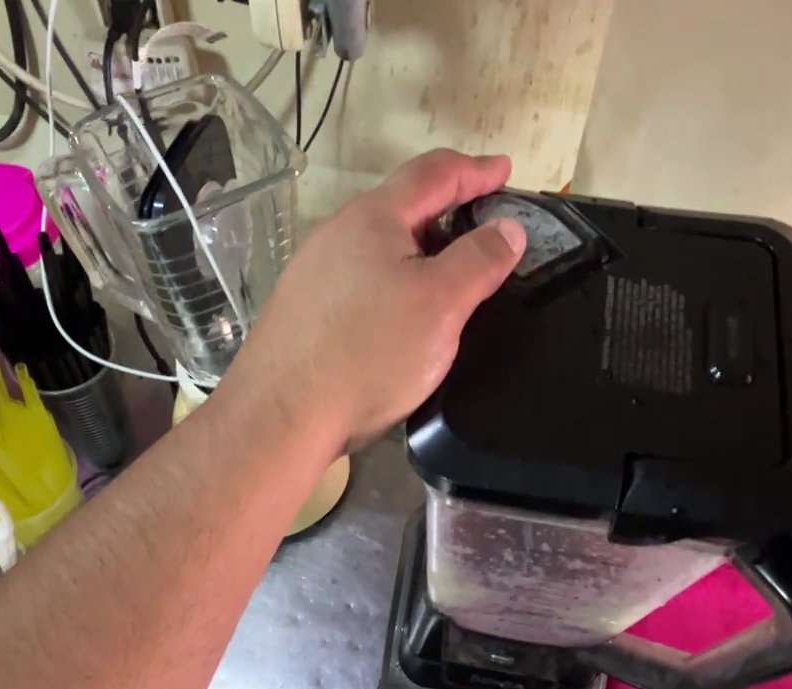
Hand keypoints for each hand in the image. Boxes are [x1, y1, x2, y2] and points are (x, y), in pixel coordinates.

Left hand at [223, 149, 527, 452]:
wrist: (282, 415)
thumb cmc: (368, 353)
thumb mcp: (440, 304)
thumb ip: (478, 261)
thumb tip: (509, 228)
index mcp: (372, 219)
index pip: (433, 173)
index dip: (476, 170)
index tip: (505, 170)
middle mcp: (337, 236)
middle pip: (401, 209)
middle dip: (446, 214)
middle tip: (482, 235)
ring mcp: (314, 275)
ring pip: (379, 250)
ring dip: (418, 254)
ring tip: (449, 279)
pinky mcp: (304, 313)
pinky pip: (361, 283)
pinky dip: (393, 285)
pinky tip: (402, 317)